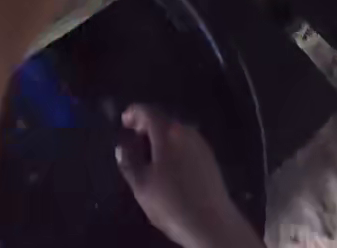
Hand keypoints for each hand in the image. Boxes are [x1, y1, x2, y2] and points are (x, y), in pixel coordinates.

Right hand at [114, 105, 262, 247]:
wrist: (214, 225)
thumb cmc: (173, 203)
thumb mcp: (142, 186)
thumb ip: (129, 163)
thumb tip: (122, 147)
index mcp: (167, 132)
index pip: (147, 111)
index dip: (133, 113)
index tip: (124, 121)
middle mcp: (185, 130)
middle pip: (162, 120)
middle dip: (147, 126)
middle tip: (135, 139)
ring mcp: (200, 143)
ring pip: (175, 132)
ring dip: (161, 137)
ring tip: (151, 154)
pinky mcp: (210, 157)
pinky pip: (186, 144)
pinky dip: (174, 147)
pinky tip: (171, 166)